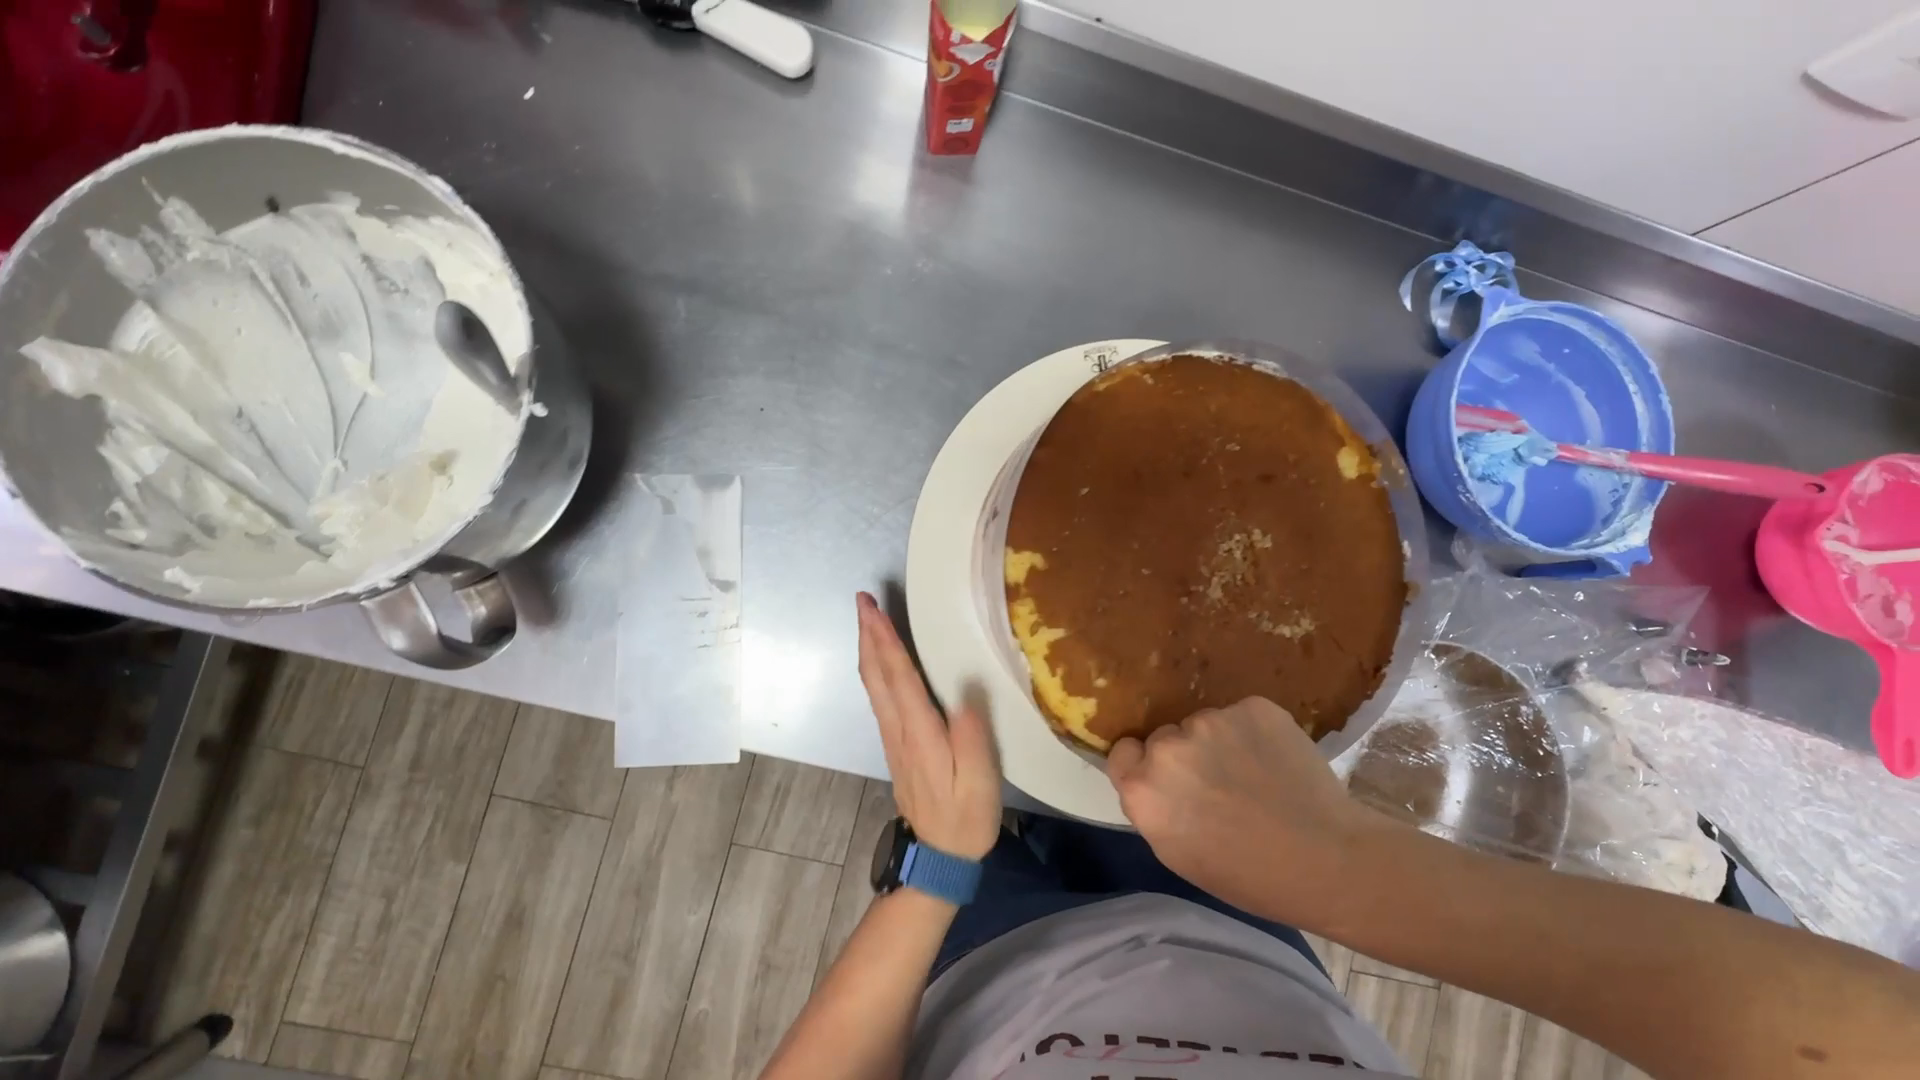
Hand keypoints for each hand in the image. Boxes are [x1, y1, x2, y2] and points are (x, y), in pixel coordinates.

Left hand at [855, 592, 1001, 858]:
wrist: (938, 858)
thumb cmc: (965, 819)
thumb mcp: (979, 783)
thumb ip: (972, 739)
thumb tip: (965, 696)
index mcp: (920, 733)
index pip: (898, 676)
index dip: (885, 640)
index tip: (873, 609)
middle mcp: (899, 729)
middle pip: (877, 674)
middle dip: (868, 634)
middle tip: (862, 599)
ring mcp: (893, 737)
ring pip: (873, 684)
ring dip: (868, 648)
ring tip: (867, 619)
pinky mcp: (896, 744)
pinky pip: (879, 696)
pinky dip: (875, 668)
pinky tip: (879, 660)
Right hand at [1107, 697, 1375, 916]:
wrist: (1327, 860)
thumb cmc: (1247, 875)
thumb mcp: (1177, 853)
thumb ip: (1153, 808)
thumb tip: (1155, 782)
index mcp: (1143, 788)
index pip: (1122, 752)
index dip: (1143, 765)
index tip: (1168, 781)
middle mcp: (1168, 747)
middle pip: (1165, 737)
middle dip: (1184, 755)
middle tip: (1218, 785)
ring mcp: (1211, 721)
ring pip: (1206, 725)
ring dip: (1220, 743)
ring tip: (1255, 776)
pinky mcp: (1253, 707)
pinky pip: (1242, 716)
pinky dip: (1254, 734)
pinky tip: (1277, 763)